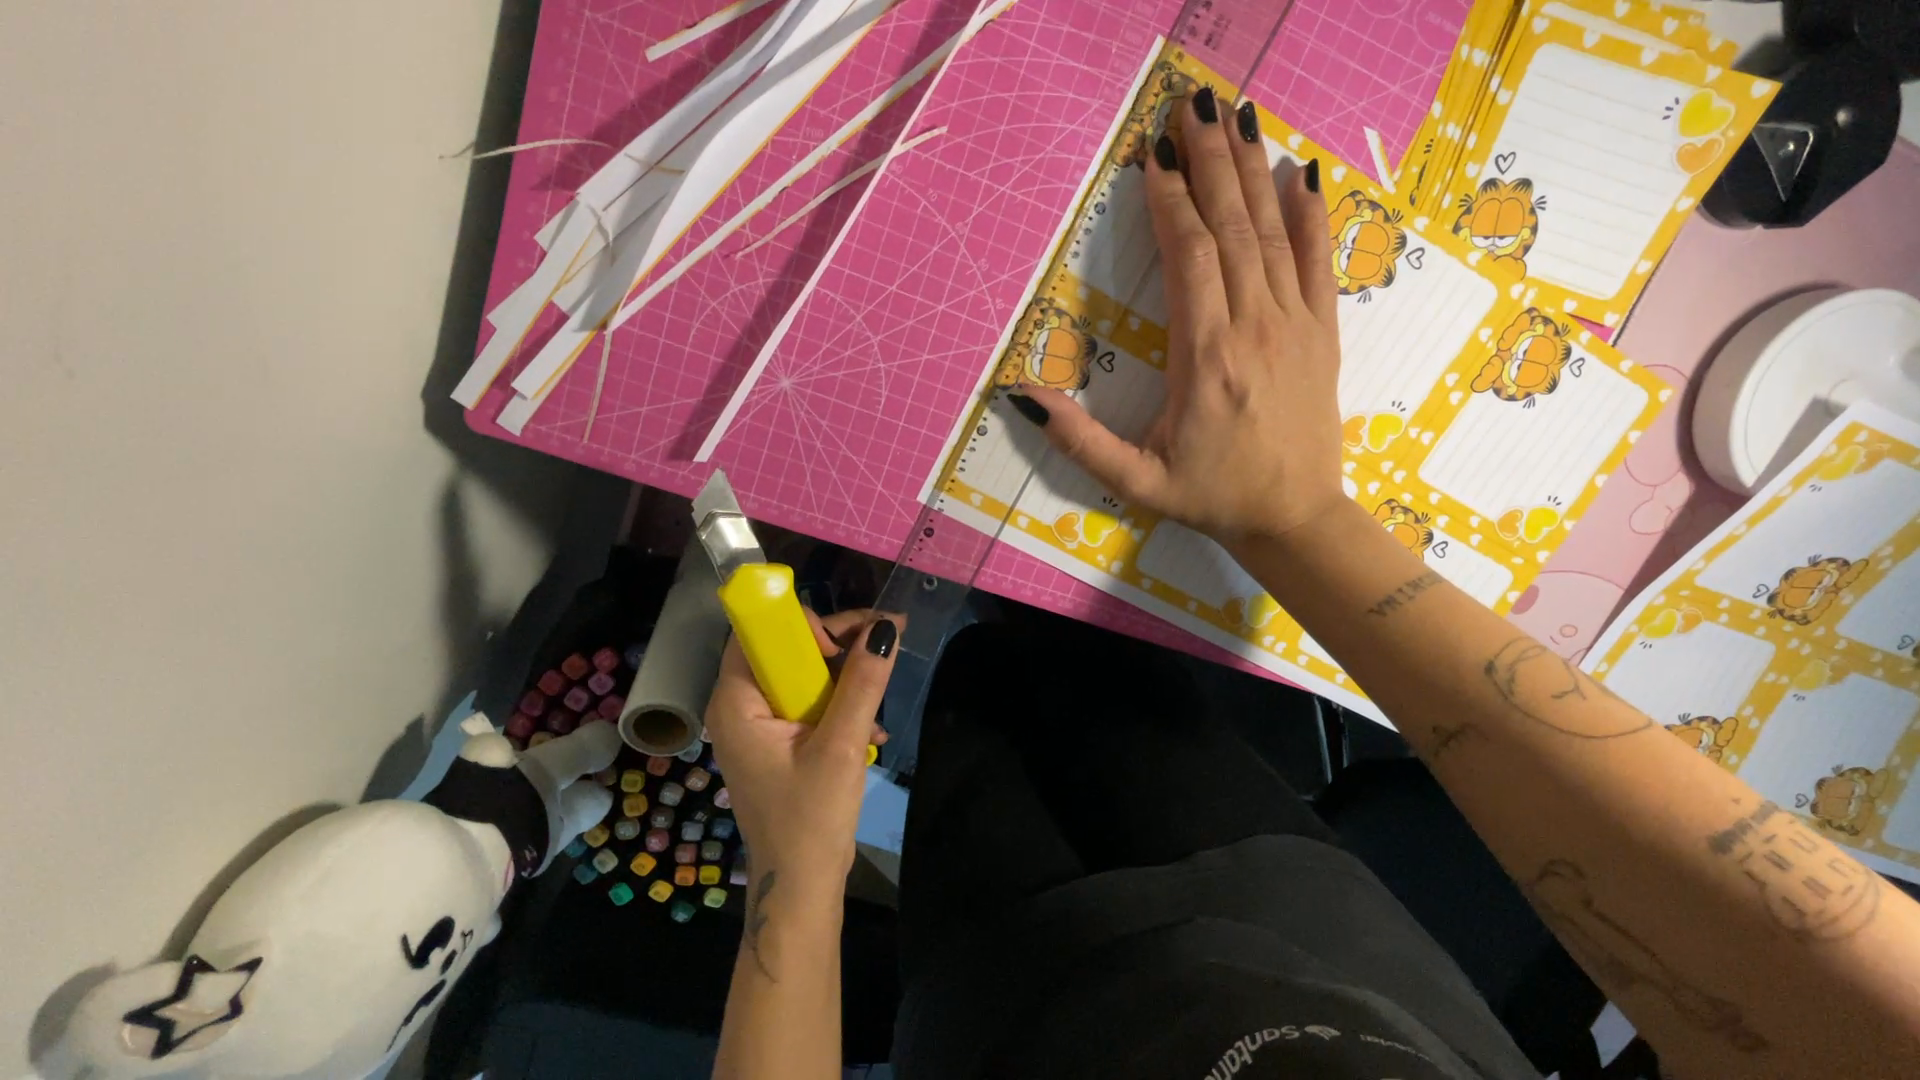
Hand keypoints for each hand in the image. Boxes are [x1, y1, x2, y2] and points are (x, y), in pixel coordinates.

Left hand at [705, 610, 895, 901]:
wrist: (801, 887)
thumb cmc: (811, 818)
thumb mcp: (841, 746)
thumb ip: (862, 684)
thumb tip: (886, 629)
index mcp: (736, 702)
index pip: (758, 632)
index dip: (801, 624)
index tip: (844, 641)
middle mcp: (740, 706)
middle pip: (785, 649)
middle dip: (837, 645)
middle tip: (885, 641)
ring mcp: (758, 726)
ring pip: (802, 675)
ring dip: (846, 678)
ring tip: (882, 691)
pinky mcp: (778, 742)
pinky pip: (808, 703)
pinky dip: (840, 706)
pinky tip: (870, 729)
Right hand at [1021, 90, 1344, 544]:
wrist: (1294, 519)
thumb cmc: (1209, 497)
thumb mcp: (1133, 481)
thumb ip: (1079, 441)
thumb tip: (1022, 398)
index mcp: (1206, 358)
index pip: (1188, 258)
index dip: (1170, 202)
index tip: (1154, 155)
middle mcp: (1254, 327)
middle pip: (1230, 227)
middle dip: (1209, 162)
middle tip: (1192, 104)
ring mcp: (1296, 325)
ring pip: (1272, 233)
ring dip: (1251, 171)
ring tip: (1236, 117)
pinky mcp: (1323, 332)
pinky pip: (1318, 260)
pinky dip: (1310, 213)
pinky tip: (1299, 173)